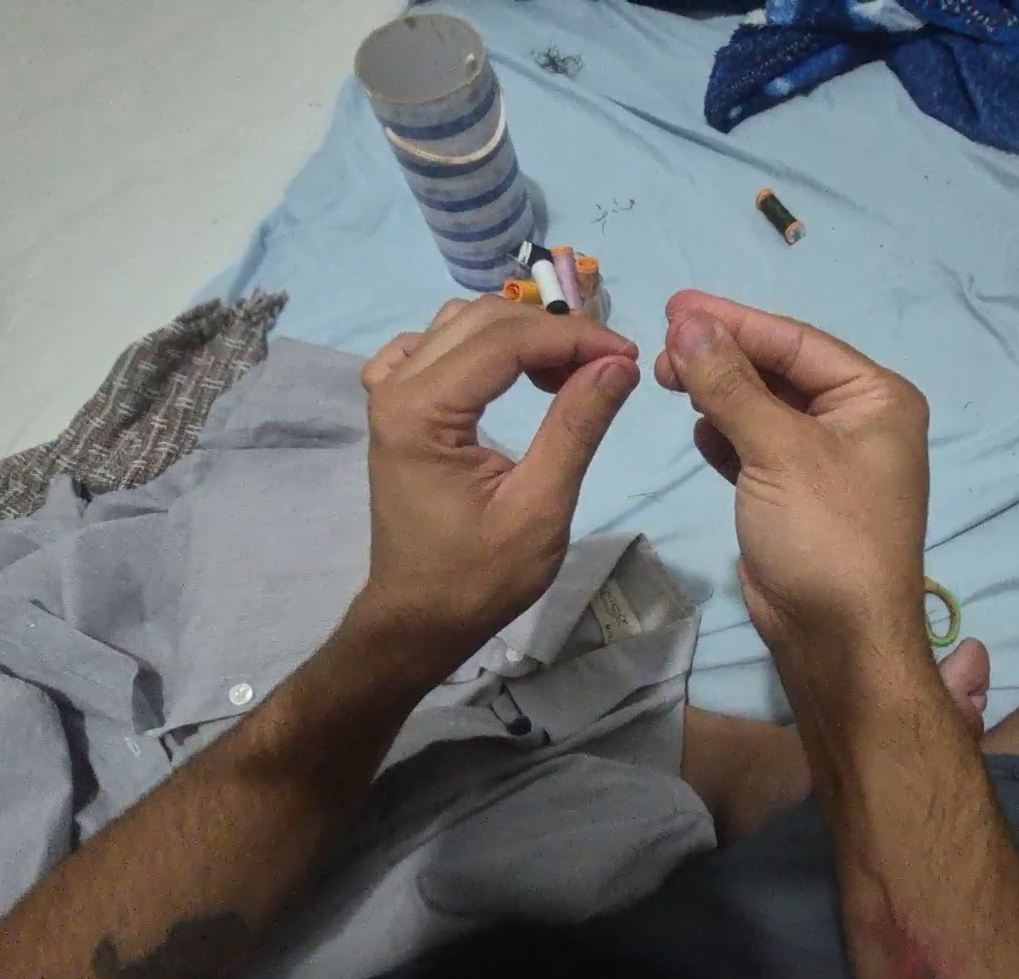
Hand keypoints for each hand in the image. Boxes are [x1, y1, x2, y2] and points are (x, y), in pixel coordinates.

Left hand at [355, 296, 639, 666]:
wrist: (421, 618)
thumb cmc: (480, 577)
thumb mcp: (541, 507)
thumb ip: (576, 427)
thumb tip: (619, 364)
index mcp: (421, 411)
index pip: (505, 341)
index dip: (575, 339)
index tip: (629, 356)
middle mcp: (395, 387)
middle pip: (484, 320)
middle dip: (555, 333)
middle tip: (611, 365)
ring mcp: (389, 393)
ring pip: (462, 324)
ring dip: (523, 336)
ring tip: (570, 374)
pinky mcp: (397, 408)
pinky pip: (438, 347)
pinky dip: (483, 348)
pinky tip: (509, 375)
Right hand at [654, 290, 930, 652]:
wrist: (834, 637)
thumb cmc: (825, 532)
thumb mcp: (779, 450)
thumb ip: (730, 383)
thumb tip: (686, 325)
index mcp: (875, 398)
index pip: (796, 342)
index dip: (734, 321)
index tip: (675, 304)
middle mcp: (854, 422)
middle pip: (777, 372)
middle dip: (720, 358)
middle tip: (660, 349)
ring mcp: (823, 461)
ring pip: (761, 409)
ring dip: (718, 394)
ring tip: (667, 379)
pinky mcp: (792, 494)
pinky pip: (754, 448)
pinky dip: (726, 436)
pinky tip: (699, 427)